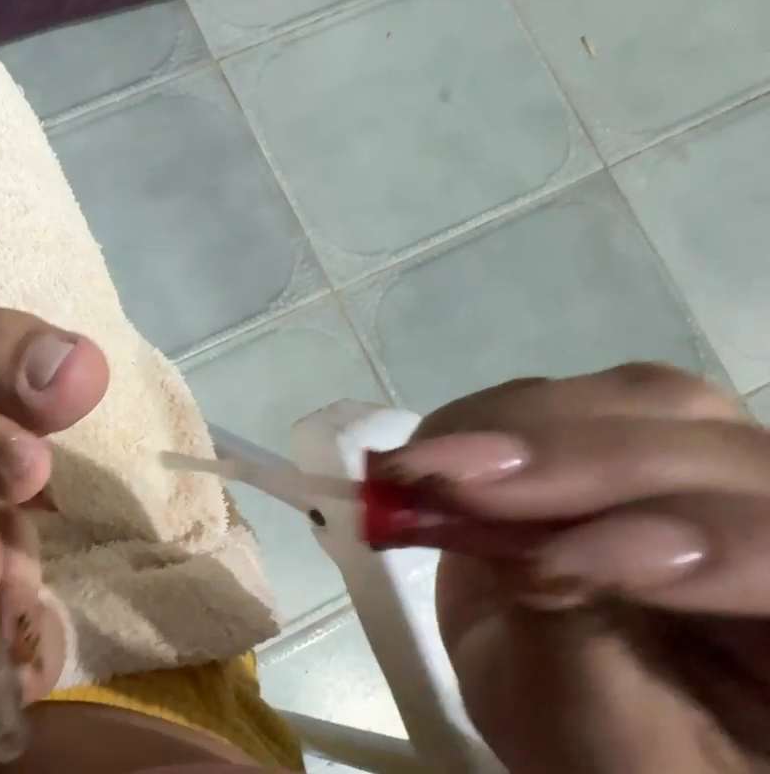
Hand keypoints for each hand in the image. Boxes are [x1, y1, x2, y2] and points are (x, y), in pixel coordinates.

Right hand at [379, 366, 769, 772]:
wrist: (569, 717)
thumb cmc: (609, 759)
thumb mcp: (607, 738)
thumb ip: (578, 645)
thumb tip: (521, 551)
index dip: (707, 539)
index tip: (559, 560)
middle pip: (715, 452)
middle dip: (575, 462)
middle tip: (448, 480)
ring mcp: (698, 472)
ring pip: (643, 402)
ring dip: (518, 427)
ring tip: (423, 466)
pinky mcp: (606, 446)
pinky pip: (559, 400)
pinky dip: (480, 423)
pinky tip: (426, 459)